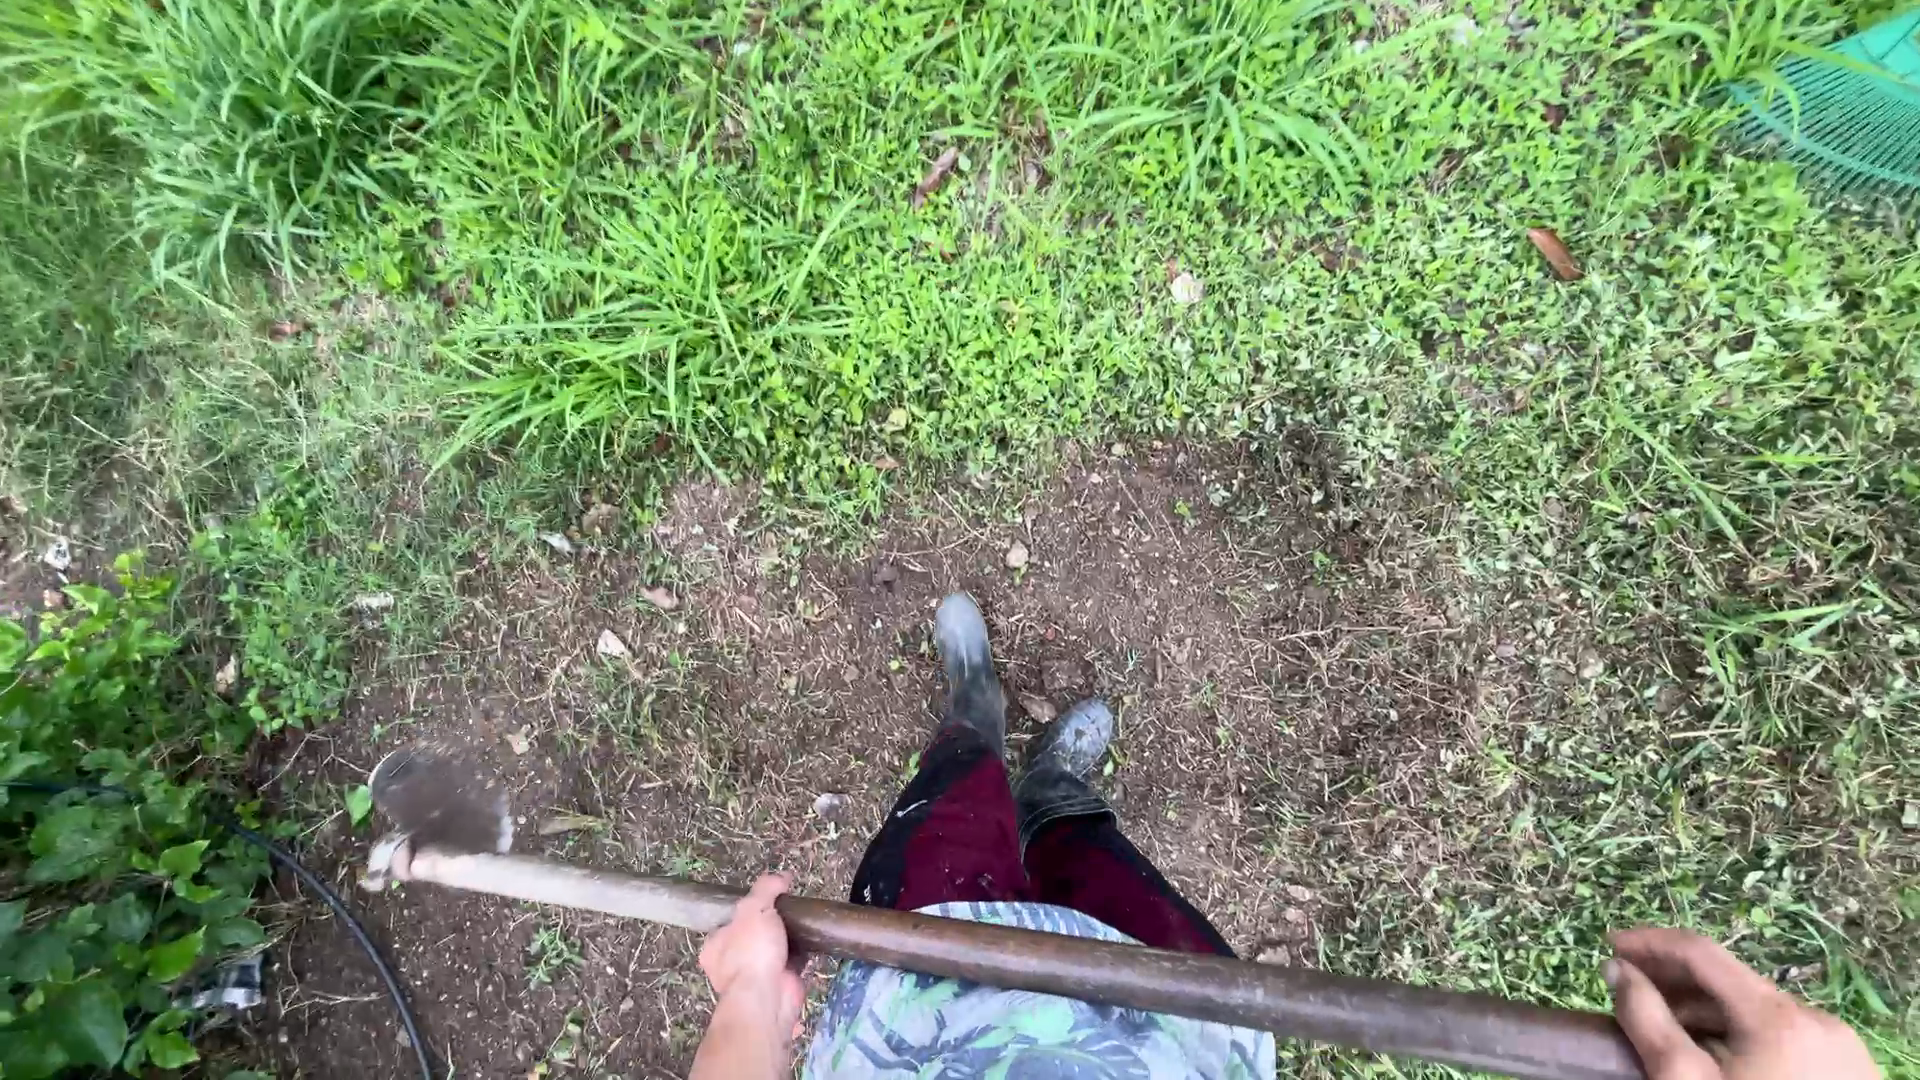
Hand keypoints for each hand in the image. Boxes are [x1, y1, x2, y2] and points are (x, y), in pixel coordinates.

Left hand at [698, 873, 804, 1027]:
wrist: (768, 998)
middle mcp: (731, 962)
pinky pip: (792, 960)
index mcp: (716, 945)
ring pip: (775, 946)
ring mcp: (756, 975)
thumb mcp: (754, 908)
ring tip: (803, 921)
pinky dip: (802, 951)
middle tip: (789, 908)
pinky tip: (811, 939)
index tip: (769, 897)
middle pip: (755, 932)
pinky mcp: (780, 983)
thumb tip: (783, 876)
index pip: (730, 920)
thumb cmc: (751, 951)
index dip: (749, 906)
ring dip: (789, 937)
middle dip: (772, 922)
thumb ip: (766, 888)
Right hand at [1606, 927, 1878, 1079]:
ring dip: (1699, 1006)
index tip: (1606, 948)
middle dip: (1670, 978)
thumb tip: (1617, 969)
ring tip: (1664, 1026)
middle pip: (1726, 977)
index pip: (1698, 950)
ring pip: (1751, 1005)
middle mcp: (1817, 1020)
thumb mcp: (1684, 1079)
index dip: (1645, 941)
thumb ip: (1643, 1015)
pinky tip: (1709, 1053)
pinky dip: (1733, 1029)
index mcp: (1778, 1016)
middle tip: (1627, 989)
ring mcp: (1843, 1049)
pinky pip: (1778, 1032)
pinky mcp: (1851, 1072)